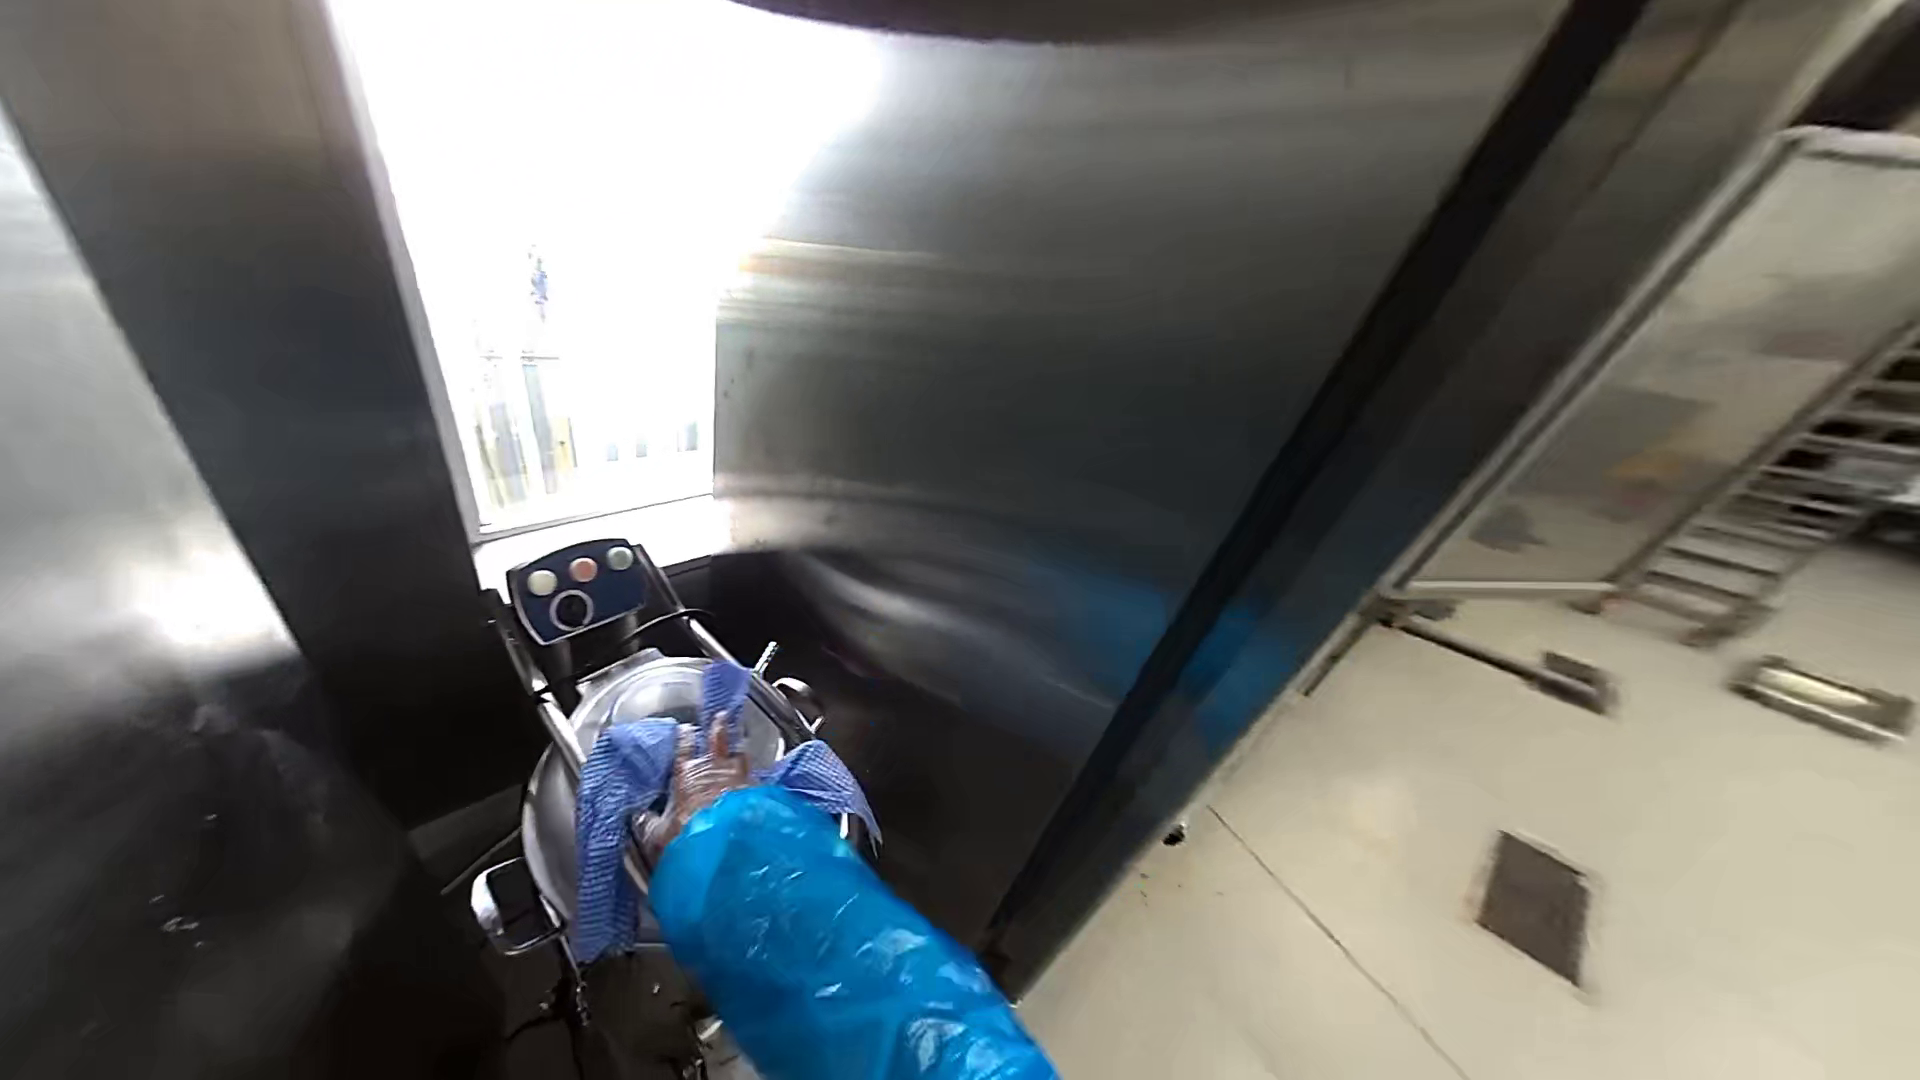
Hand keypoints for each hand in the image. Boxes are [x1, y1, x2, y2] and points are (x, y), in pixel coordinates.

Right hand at [640, 713, 752, 864]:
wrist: (724, 842)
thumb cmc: (686, 836)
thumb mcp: (657, 834)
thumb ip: (648, 823)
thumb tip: (638, 816)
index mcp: (687, 775)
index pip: (683, 749)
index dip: (684, 737)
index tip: (685, 729)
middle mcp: (714, 769)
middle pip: (718, 740)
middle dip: (718, 726)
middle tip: (721, 715)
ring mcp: (737, 775)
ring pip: (740, 754)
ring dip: (738, 751)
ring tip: (739, 748)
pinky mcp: (756, 787)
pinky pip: (753, 775)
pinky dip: (750, 775)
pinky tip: (751, 779)